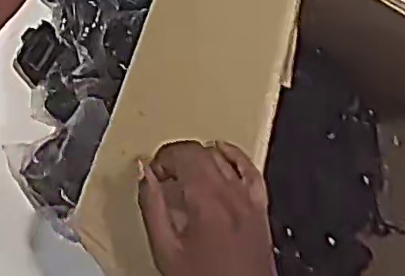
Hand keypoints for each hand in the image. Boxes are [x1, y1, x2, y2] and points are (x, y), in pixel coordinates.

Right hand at [138, 141, 274, 275]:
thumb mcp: (166, 250)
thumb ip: (151, 205)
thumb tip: (143, 170)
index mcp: (207, 202)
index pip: (182, 155)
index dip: (162, 159)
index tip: (154, 174)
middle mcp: (231, 196)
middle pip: (200, 153)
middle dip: (177, 157)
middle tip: (164, 175)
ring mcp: (250, 204)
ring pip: (222, 158)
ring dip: (200, 156)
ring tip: (186, 172)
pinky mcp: (261, 213)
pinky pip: (252, 173)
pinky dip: (236, 158)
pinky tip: (222, 154)